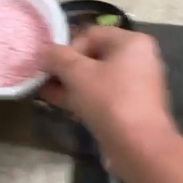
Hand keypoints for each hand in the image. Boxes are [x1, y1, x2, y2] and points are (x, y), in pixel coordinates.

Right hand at [40, 27, 177, 157]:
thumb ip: (56, 58)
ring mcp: (135, 85)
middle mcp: (137, 59)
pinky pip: (101, 96)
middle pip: (93, 56)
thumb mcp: (78, 74)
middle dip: (65, 68)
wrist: (140, 147)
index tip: (51, 66)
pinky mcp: (130, 108)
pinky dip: (81, 97)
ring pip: (95, 78)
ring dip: (69, 83)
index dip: (68, 48)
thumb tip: (42, 52)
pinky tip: (57, 103)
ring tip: (44, 91)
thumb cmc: (110, 101)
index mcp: (132, 42)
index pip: (91, 34)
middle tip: (43, 78)